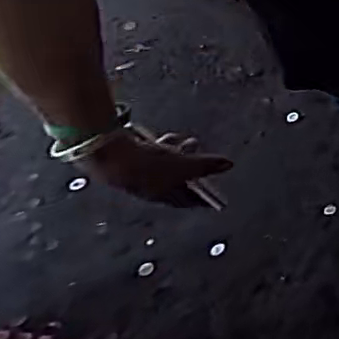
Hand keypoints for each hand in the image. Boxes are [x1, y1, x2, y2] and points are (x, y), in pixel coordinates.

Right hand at [78, 132, 231, 207]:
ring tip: (188, 142)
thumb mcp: (185, 165)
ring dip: (181, 151)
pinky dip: (164, 145)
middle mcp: (150, 188)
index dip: (202, 197)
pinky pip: (156, 153)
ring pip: (169, 163)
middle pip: (179, 178)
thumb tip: (228, 165)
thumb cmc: (149, 165)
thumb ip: (208, 165)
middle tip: (206, 156)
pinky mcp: (132, 161)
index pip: (186, 200)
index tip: (215, 197)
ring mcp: (140, 175)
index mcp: (162, 196)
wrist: (109, 155)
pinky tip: (166, 138)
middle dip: (195, 164)